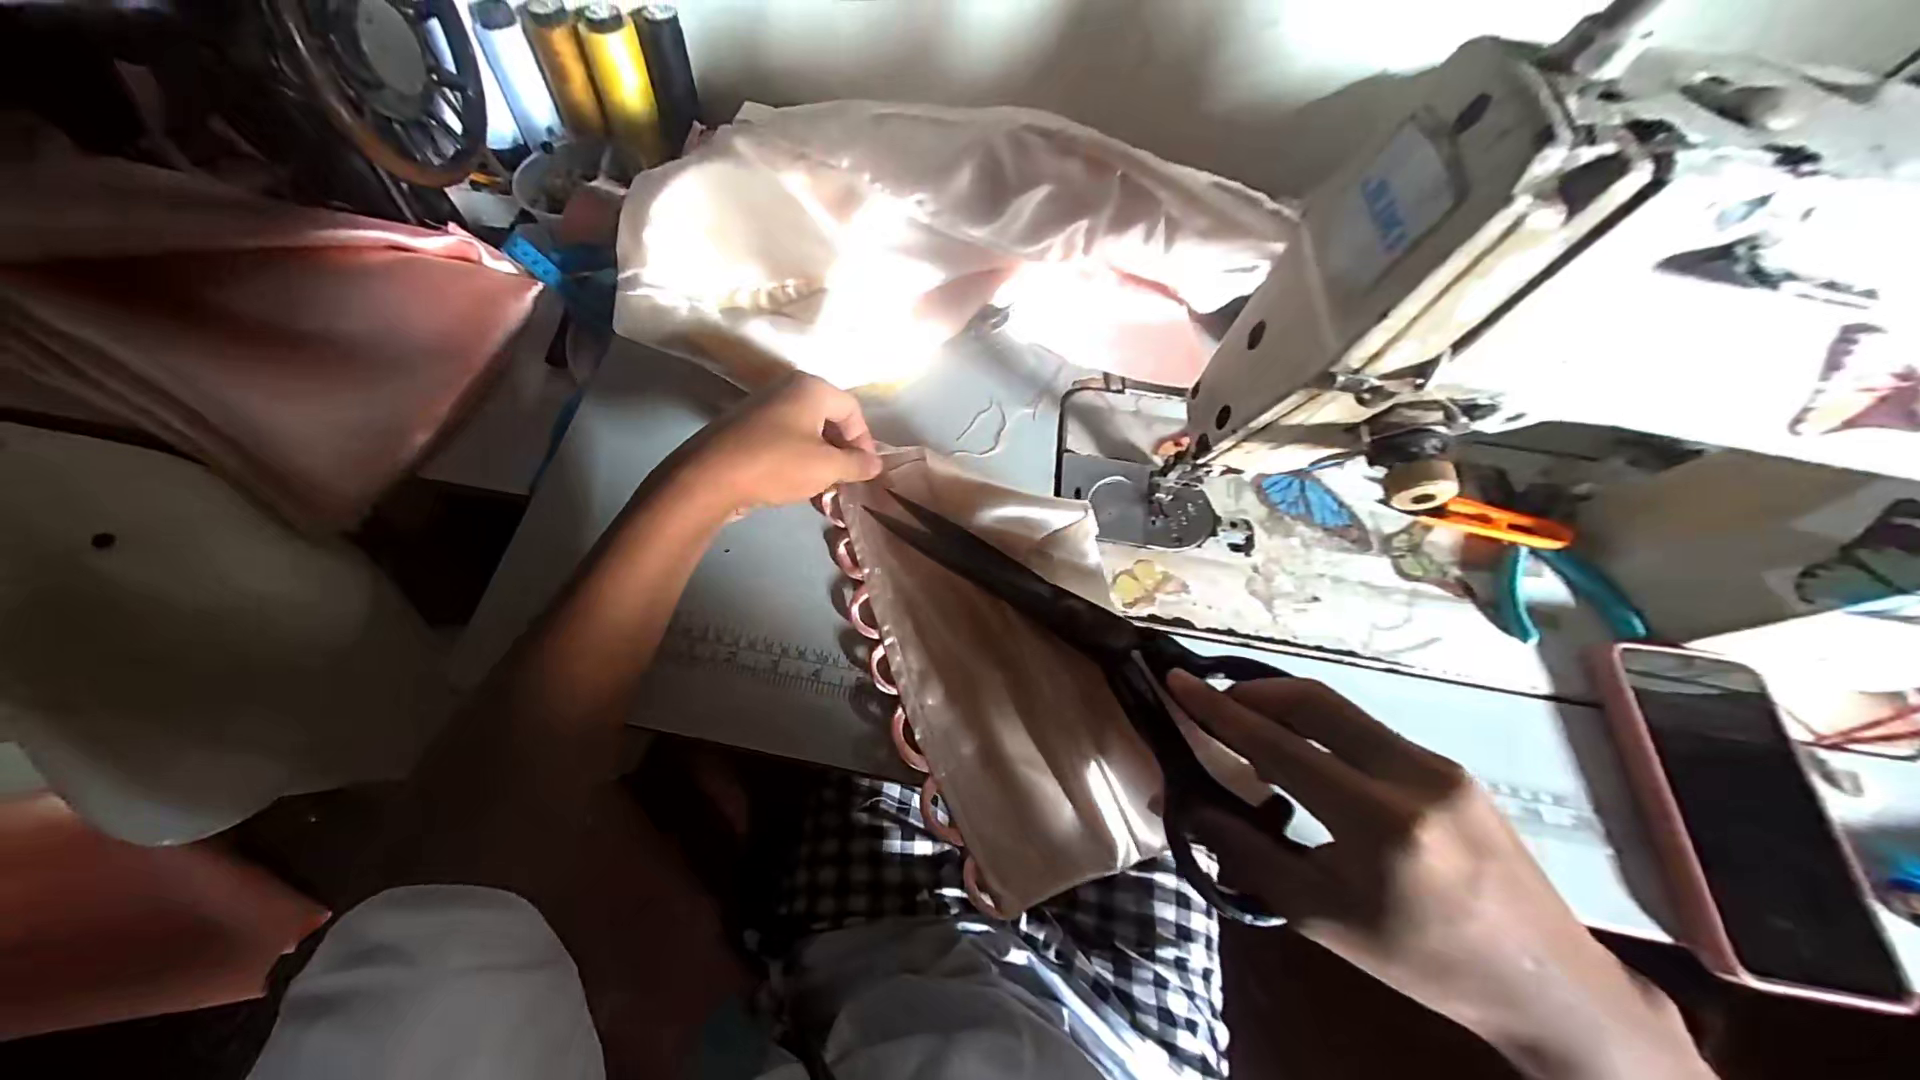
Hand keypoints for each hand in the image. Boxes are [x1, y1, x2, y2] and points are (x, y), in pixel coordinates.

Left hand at [668, 372, 881, 516]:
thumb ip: (857, 464)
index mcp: (811, 388)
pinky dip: (799, 461)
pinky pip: (785, 441)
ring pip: (807, 433)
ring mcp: (763, 408)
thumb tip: (876, 464)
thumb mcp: (827, 468)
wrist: (709, 478)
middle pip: (829, 419)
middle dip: (843, 452)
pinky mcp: (746, 429)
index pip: (853, 410)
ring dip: (822, 461)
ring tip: (825, 489)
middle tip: (848, 479)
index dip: (865, 440)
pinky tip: (799, 487)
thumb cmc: (777, 464)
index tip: (866, 469)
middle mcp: (787, 389)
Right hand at [1165, 671, 1713, 1079]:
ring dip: (1288, 709)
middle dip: (1255, 691)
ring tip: (1253, 731)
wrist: (1546, 984)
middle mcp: (1414, 776)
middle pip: (1315, 700)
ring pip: (1343, 711)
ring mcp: (1439, 766)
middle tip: (1215, 703)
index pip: (1279, 745)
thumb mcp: (1320, 917)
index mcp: (1380, 823)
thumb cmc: (1421, 962)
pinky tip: (1309, 760)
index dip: (1220, 710)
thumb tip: (1188, 806)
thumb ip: (1246, 853)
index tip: (1180, 681)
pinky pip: (1369, 732)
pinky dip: (1324, 732)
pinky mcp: (1451, 768)